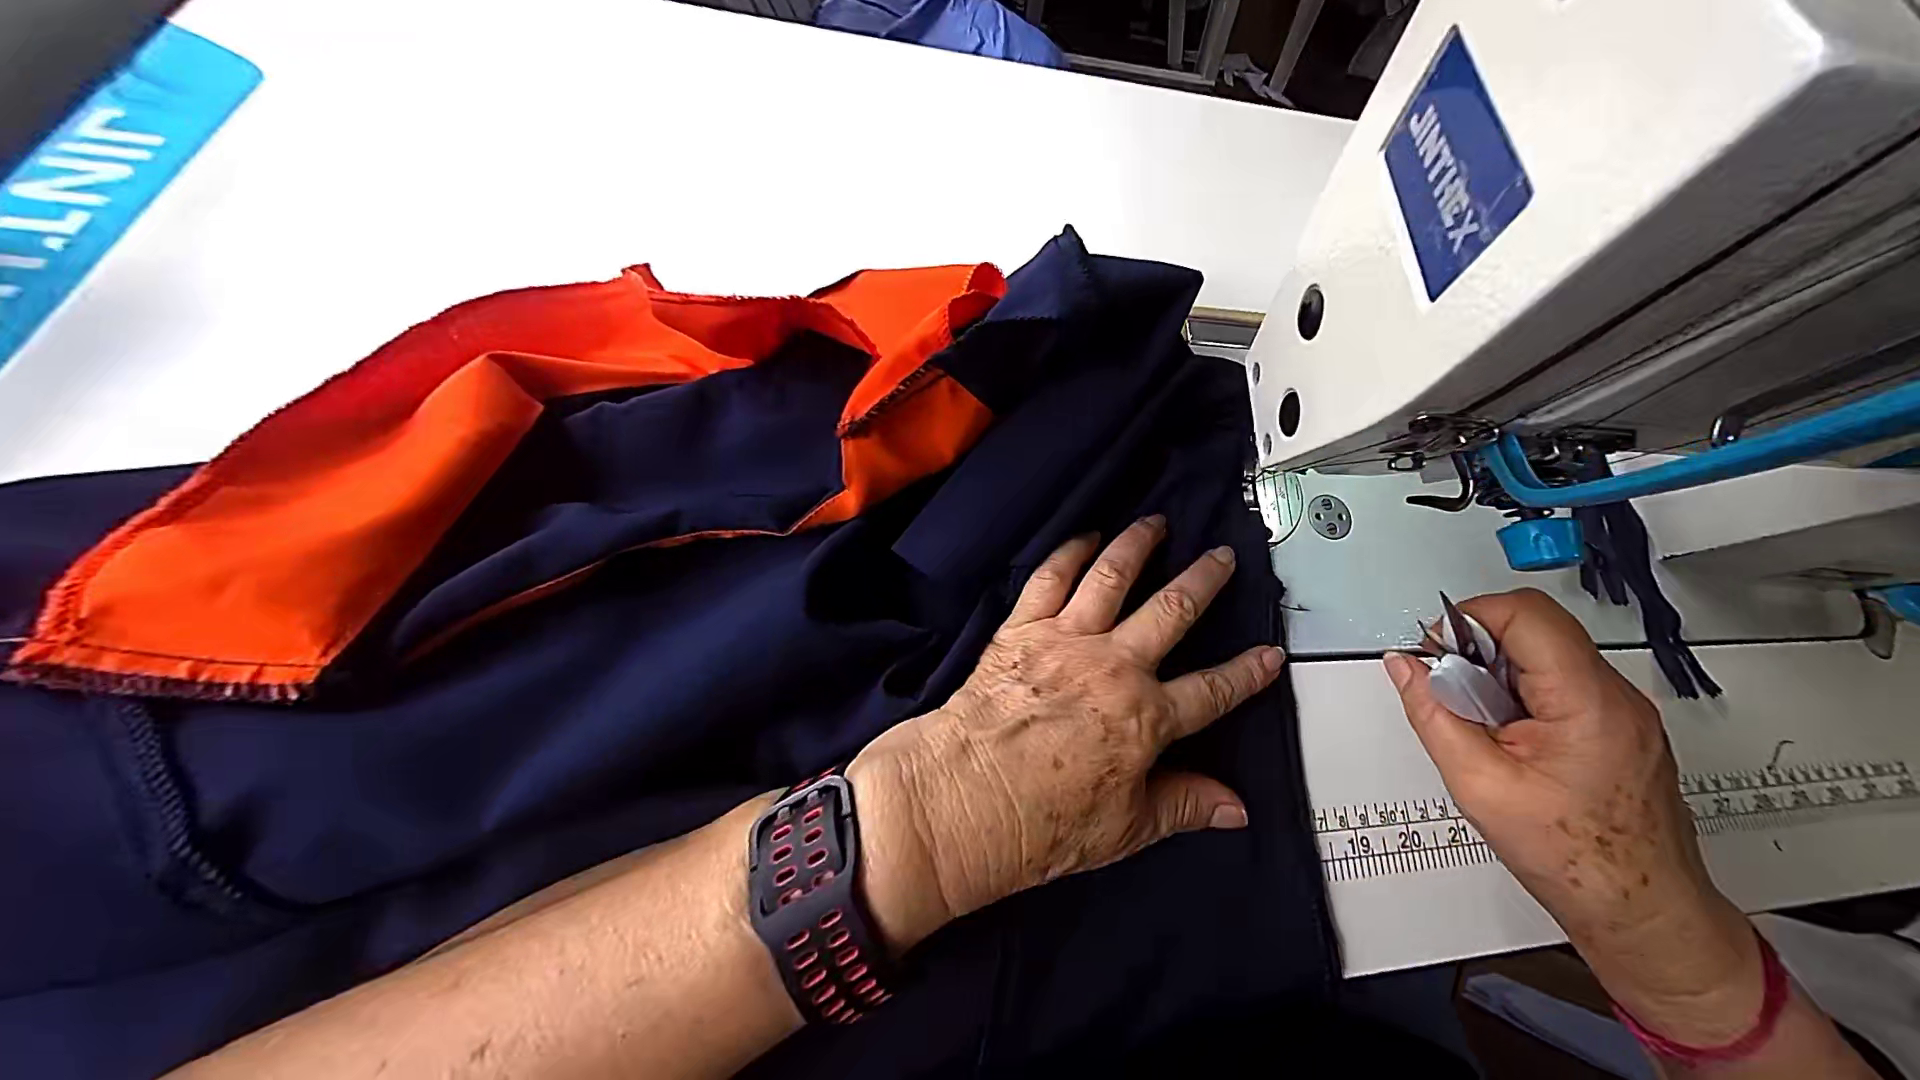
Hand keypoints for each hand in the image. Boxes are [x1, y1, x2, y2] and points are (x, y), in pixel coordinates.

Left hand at [847, 517, 1284, 952]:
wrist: (963, 799)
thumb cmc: (1042, 822)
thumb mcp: (1125, 828)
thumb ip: (1184, 805)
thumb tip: (1236, 808)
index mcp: (1146, 718)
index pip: (1212, 691)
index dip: (1247, 673)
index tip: (1270, 654)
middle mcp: (1113, 667)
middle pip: (1171, 611)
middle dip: (1203, 581)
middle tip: (1222, 558)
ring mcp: (1066, 641)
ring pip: (1113, 578)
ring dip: (1138, 546)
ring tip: (1156, 524)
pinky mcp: (1022, 629)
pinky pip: (1050, 579)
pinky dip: (1069, 552)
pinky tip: (1085, 537)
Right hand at [1383, 589, 1762, 1043]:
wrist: (1640, 910)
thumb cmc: (1571, 856)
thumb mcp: (1477, 782)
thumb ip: (1431, 712)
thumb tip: (1403, 664)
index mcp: (1589, 703)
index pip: (1525, 613)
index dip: (1468, 618)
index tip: (1438, 652)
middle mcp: (1616, 695)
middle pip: (1533, 626)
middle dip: (1477, 644)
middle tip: (1450, 686)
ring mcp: (1621, 708)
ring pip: (1542, 650)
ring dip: (1494, 669)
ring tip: (1478, 719)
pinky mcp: (1615, 721)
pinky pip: (1556, 678)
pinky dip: (1516, 689)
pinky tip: (1503, 731)